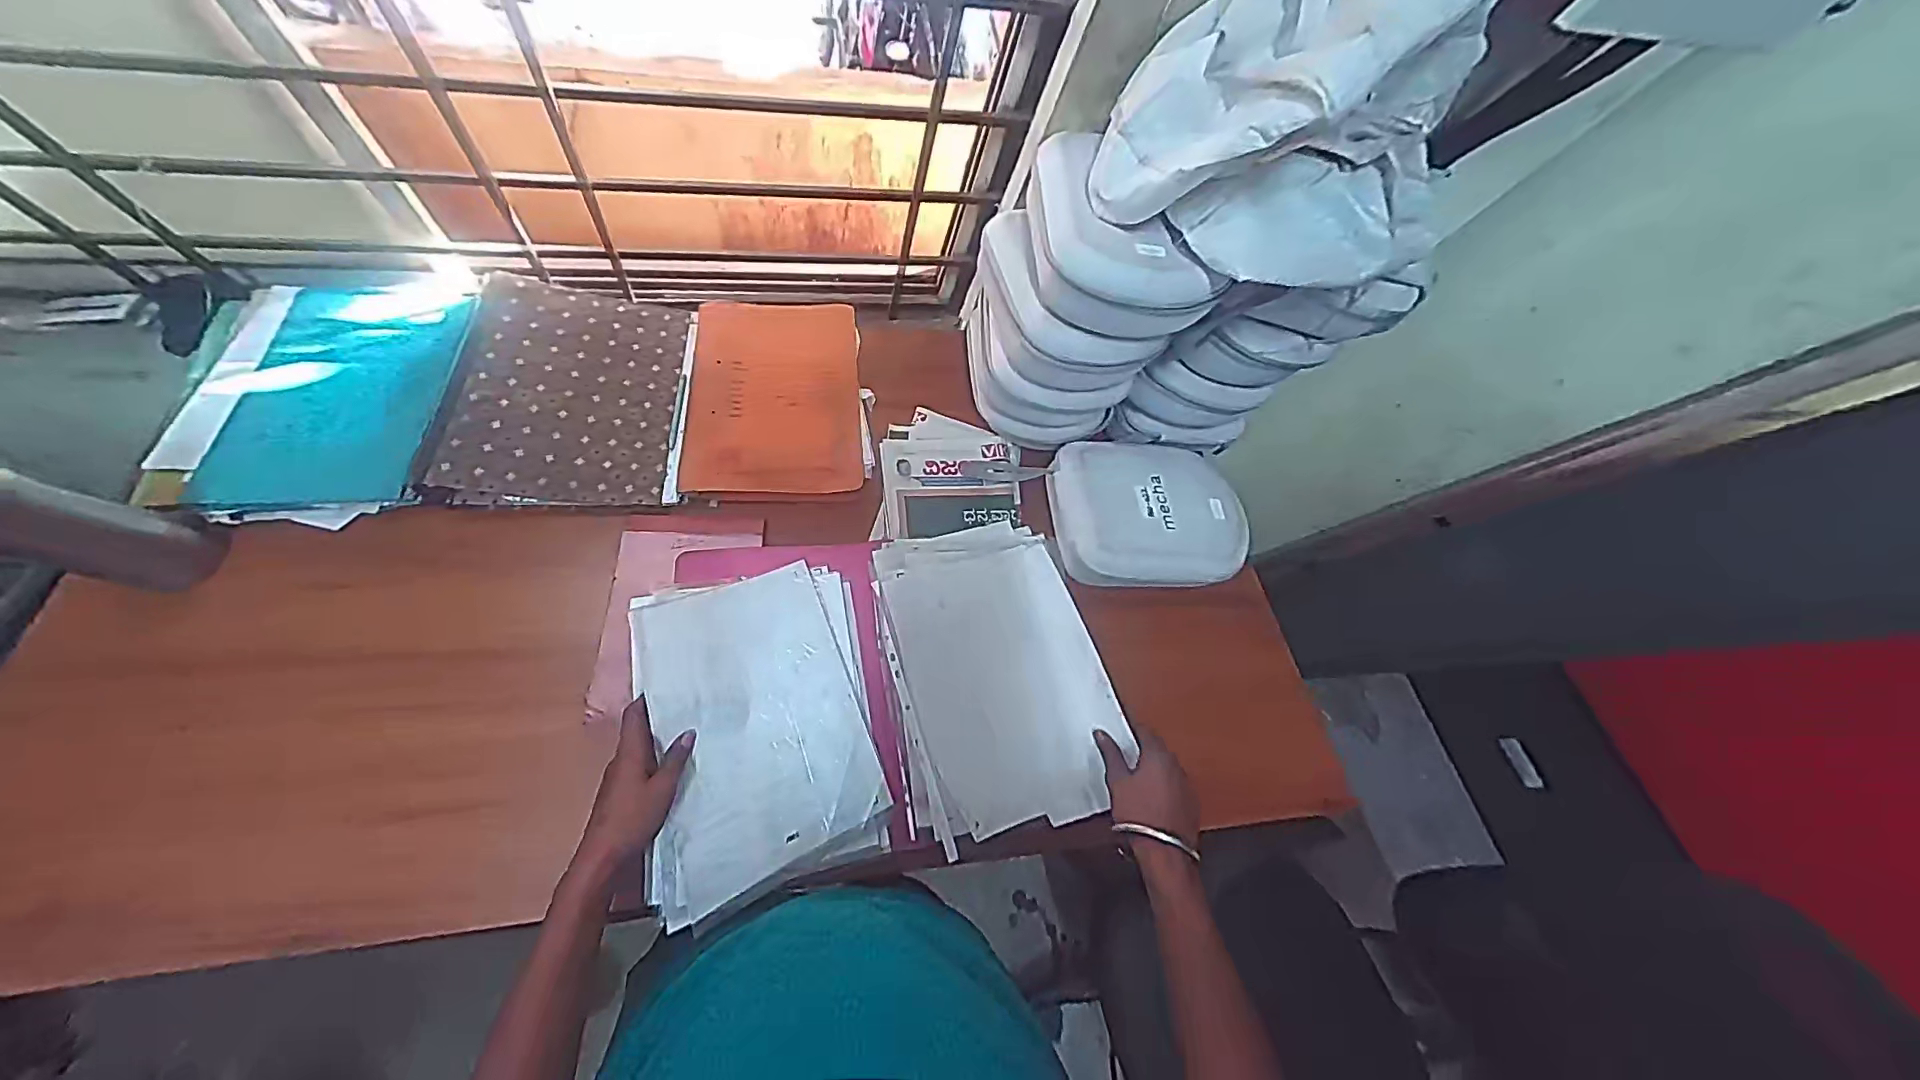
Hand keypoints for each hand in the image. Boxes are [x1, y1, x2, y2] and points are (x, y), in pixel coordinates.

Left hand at [574, 698, 693, 876]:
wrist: (602, 857)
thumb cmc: (632, 818)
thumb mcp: (662, 789)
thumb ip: (675, 760)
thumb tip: (687, 732)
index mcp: (628, 754)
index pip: (633, 717)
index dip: (645, 700)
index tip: (664, 688)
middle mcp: (620, 761)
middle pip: (635, 732)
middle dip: (656, 719)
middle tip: (683, 709)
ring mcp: (617, 779)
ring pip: (637, 750)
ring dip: (656, 741)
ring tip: (682, 735)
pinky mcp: (619, 794)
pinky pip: (637, 767)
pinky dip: (652, 760)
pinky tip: (669, 767)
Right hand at [1096, 727, 1198, 860]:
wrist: (1164, 850)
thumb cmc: (1137, 813)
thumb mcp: (1118, 781)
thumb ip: (1111, 754)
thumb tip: (1102, 734)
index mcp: (1158, 755)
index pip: (1145, 730)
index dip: (1132, 727)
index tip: (1121, 728)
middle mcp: (1175, 764)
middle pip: (1158, 747)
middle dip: (1142, 746)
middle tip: (1124, 752)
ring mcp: (1185, 782)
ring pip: (1167, 765)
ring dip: (1153, 765)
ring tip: (1135, 775)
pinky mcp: (1190, 800)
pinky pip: (1174, 782)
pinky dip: (1163, 782)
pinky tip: (1151, 794)